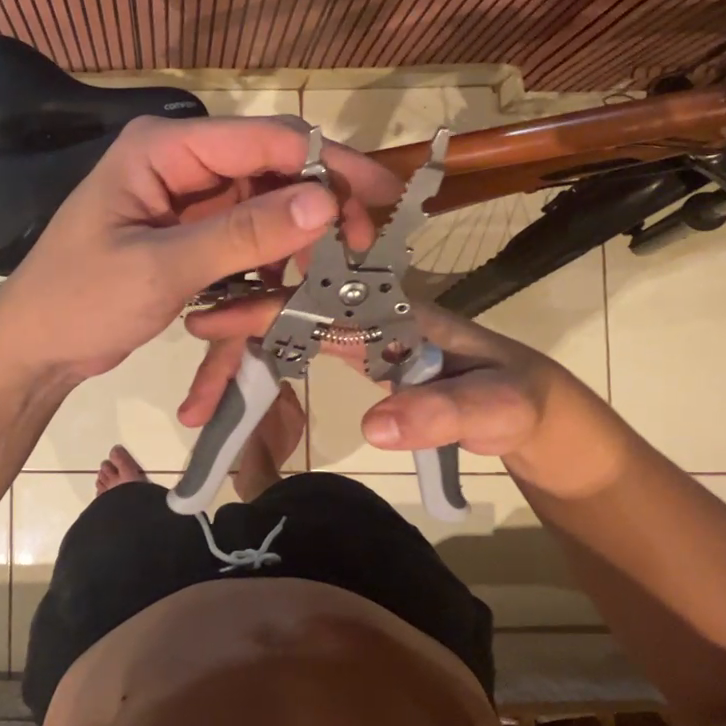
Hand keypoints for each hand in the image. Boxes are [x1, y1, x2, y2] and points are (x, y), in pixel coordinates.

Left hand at [0, 115, 402, 380]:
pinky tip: (276, 300)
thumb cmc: (80, 299)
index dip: (325, 165)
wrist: (34, 347)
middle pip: (272, 172)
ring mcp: (185, 202)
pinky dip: (263, 271)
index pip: (264, 139)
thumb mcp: (162, 268)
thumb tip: (324, 200)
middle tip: (355, 255)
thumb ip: (242, 234)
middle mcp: (179, 164)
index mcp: (163, 149)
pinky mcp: (188, 238)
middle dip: (314, 212)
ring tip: (317, 286)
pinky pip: (244, 244)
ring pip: (265, 211)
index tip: (376, 201)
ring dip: (292, 248)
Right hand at [182, 297, 573, 465]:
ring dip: (239, 365)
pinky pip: (295, 352)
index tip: (209, 324)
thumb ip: (443, 412)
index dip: (260, 309)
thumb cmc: (518, 400)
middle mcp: (366, 311)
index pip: (313, 299)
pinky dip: (261, 373)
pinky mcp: (356, 353)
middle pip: (283, 314)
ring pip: (282, 334)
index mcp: (391, 310)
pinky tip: (235, 397)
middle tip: (193, 401)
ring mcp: (358, 332)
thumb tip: (374, 426)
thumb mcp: (494, 408)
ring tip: (201, 409)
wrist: (533, 408)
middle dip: (233, 348)